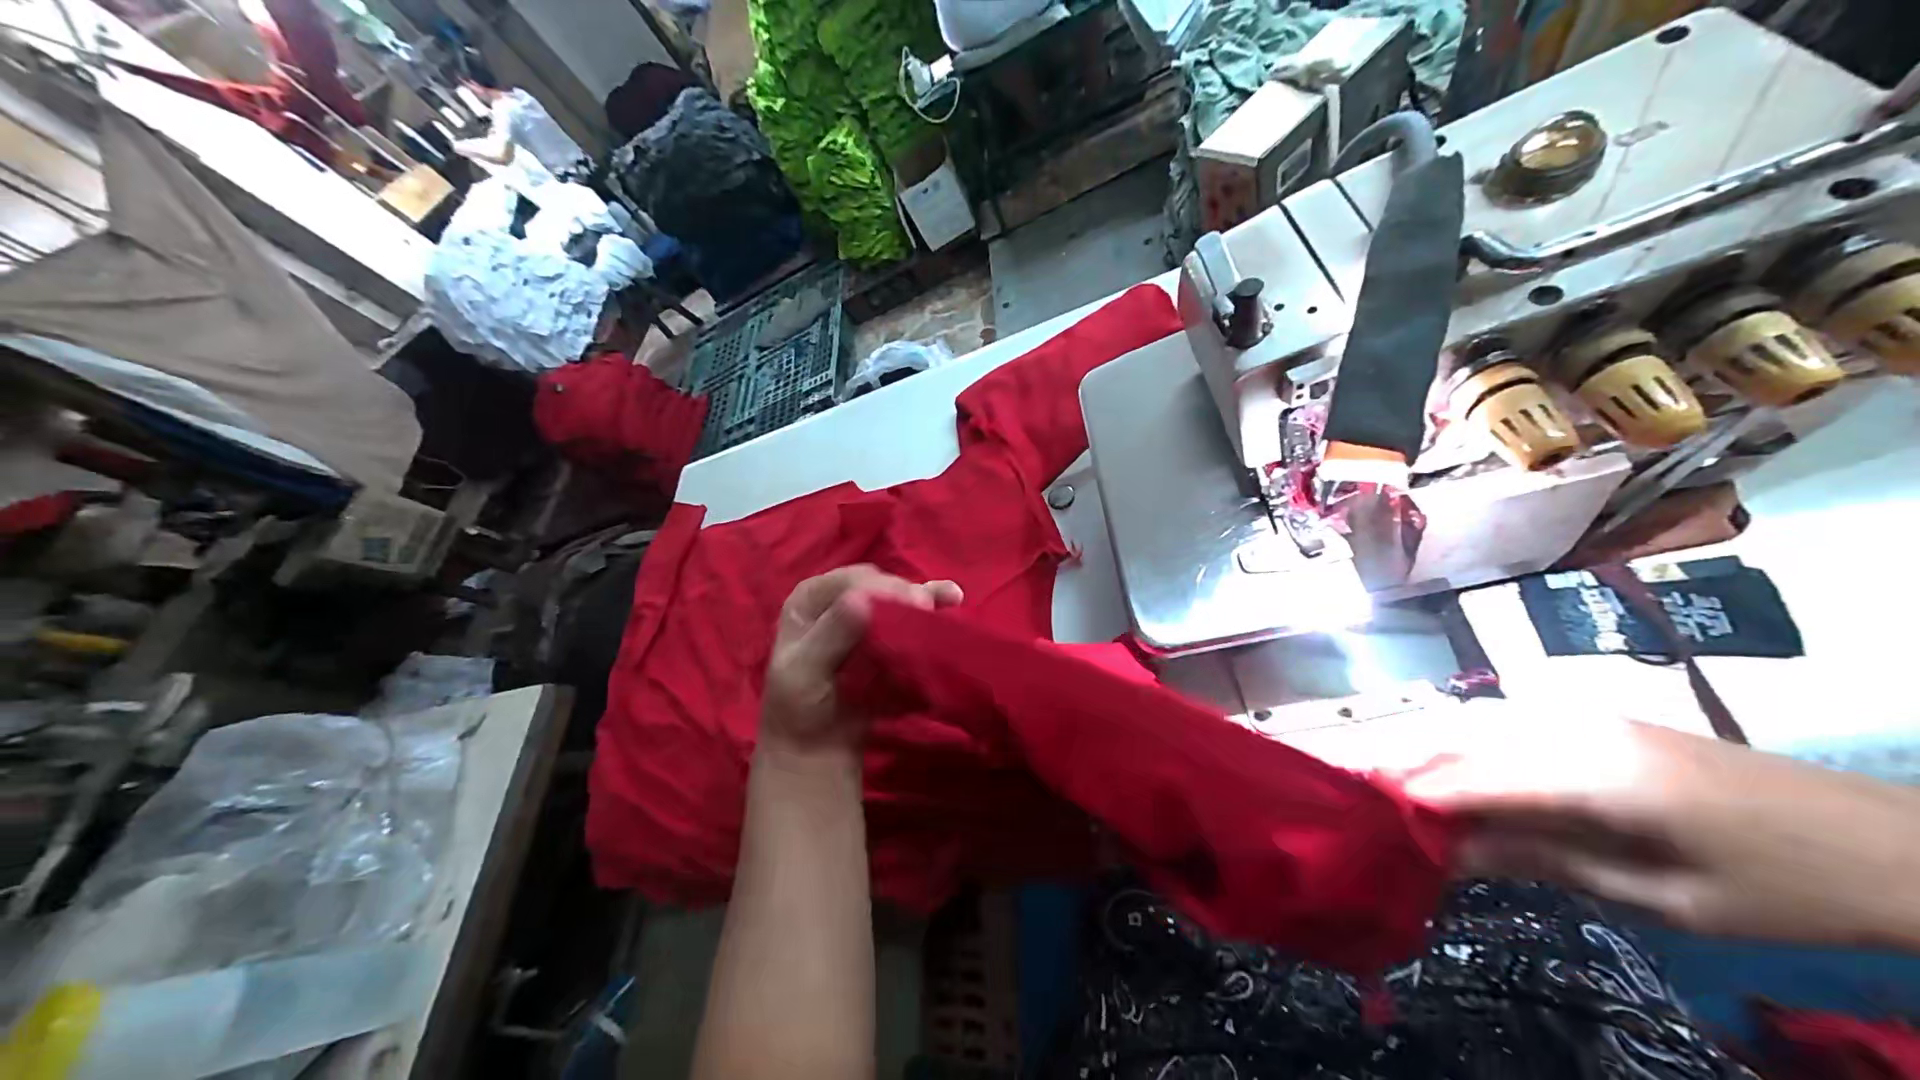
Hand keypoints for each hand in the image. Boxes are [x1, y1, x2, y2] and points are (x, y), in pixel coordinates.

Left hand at [760, 565, 961, 757]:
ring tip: (950, 598)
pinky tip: (951, 601)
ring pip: (899, 597)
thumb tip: (862, 600)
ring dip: (926, 597)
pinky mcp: (887, 634)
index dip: (882, 588)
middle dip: (907, 594)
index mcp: (810, 598)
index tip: (912, 603)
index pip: (850, 582)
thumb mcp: (803, 673)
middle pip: (880, 586)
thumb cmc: (799, 708)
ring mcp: (865, 614)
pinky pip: (911, 617)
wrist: (816, 743)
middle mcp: (838, 597)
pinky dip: (932, 612)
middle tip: (929, 609)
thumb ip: (832, 636)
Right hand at [1402, 711, 1919, 947]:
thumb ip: (1544, 861)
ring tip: (1410, 796)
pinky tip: (1470, 781)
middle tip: (1375, 806)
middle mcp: (1575, 727)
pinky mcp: (1601, 722)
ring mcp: (1588, 717)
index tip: (1366, 814)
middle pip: (1466, 740)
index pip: (1474, 777)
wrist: (1897, 845)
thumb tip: (1450, 853)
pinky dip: (1477, 753)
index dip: (1415, 795)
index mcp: (1592, 771)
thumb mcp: (1661, 897)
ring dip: (1441, 760)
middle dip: (1414, 771)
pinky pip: (1513, 729)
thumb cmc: (1780, 886)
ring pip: (1482, 727)